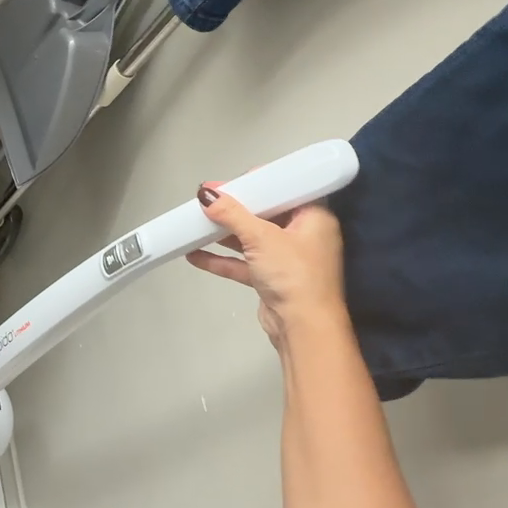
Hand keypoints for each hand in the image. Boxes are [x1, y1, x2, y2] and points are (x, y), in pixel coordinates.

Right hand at [184, 183, 345, 341]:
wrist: (302, 326)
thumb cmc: (293, 274)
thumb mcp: (261, 237)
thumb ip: (232, 215)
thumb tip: (206, 194)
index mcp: (313, 217)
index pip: (286, 190)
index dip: (259, 182)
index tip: (231, 181)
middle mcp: (302, 234)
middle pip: (264, 214)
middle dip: (234, 208)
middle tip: (206, 198)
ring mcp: (285, 258)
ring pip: (250, 239)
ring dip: (224, 233)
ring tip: (195, 222)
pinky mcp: (270, 279)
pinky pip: (243, 263)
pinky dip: (221, 259)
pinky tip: (194, 255)